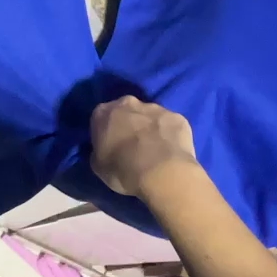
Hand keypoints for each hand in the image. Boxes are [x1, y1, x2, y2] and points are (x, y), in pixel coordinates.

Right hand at [89, 96, 203, 198]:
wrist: (161, 173)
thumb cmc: (123, 170)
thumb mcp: (98, 166)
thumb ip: (99, 152)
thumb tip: (105, 150)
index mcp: (103, 112)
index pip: (101, 118)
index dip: (107, 132)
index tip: (111, 146)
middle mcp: (128, 103)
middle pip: (127, 111)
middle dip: (130, 125)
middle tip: (134, 147)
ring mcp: (155, 108)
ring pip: (151, 117)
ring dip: (151, 129)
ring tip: (156, 152)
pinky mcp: (178, 118)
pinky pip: (172, 126)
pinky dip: (171, 136)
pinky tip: (173, 154)